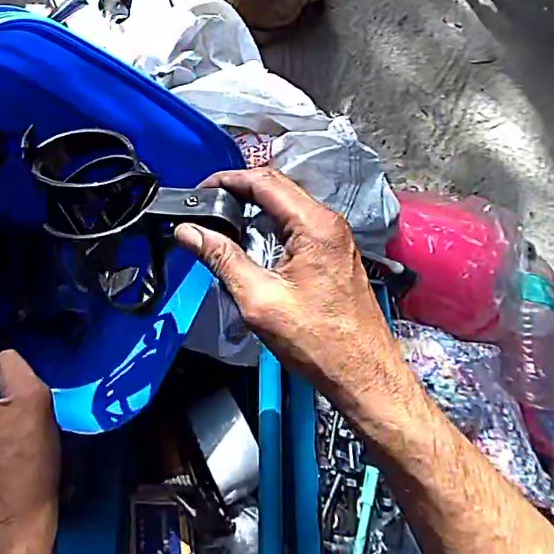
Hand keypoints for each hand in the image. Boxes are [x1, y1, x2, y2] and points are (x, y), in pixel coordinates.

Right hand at [173, 168, 419, 428]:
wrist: (364, 375)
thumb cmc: (320, 342)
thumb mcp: (259, 299)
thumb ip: (221, 258)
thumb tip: (189, 232)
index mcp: (314, 226)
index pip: (264, 181)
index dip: (227, 179)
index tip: (202, 188)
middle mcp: (329, 223)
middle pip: (277, 186)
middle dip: (239, 188)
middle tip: (207, 200)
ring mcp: (335, 236)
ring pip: (287, 203)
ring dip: (254, 204)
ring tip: (223, 216)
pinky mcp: (334, 251)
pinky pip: (297, 221)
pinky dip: (270, 221)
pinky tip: (251, 238)